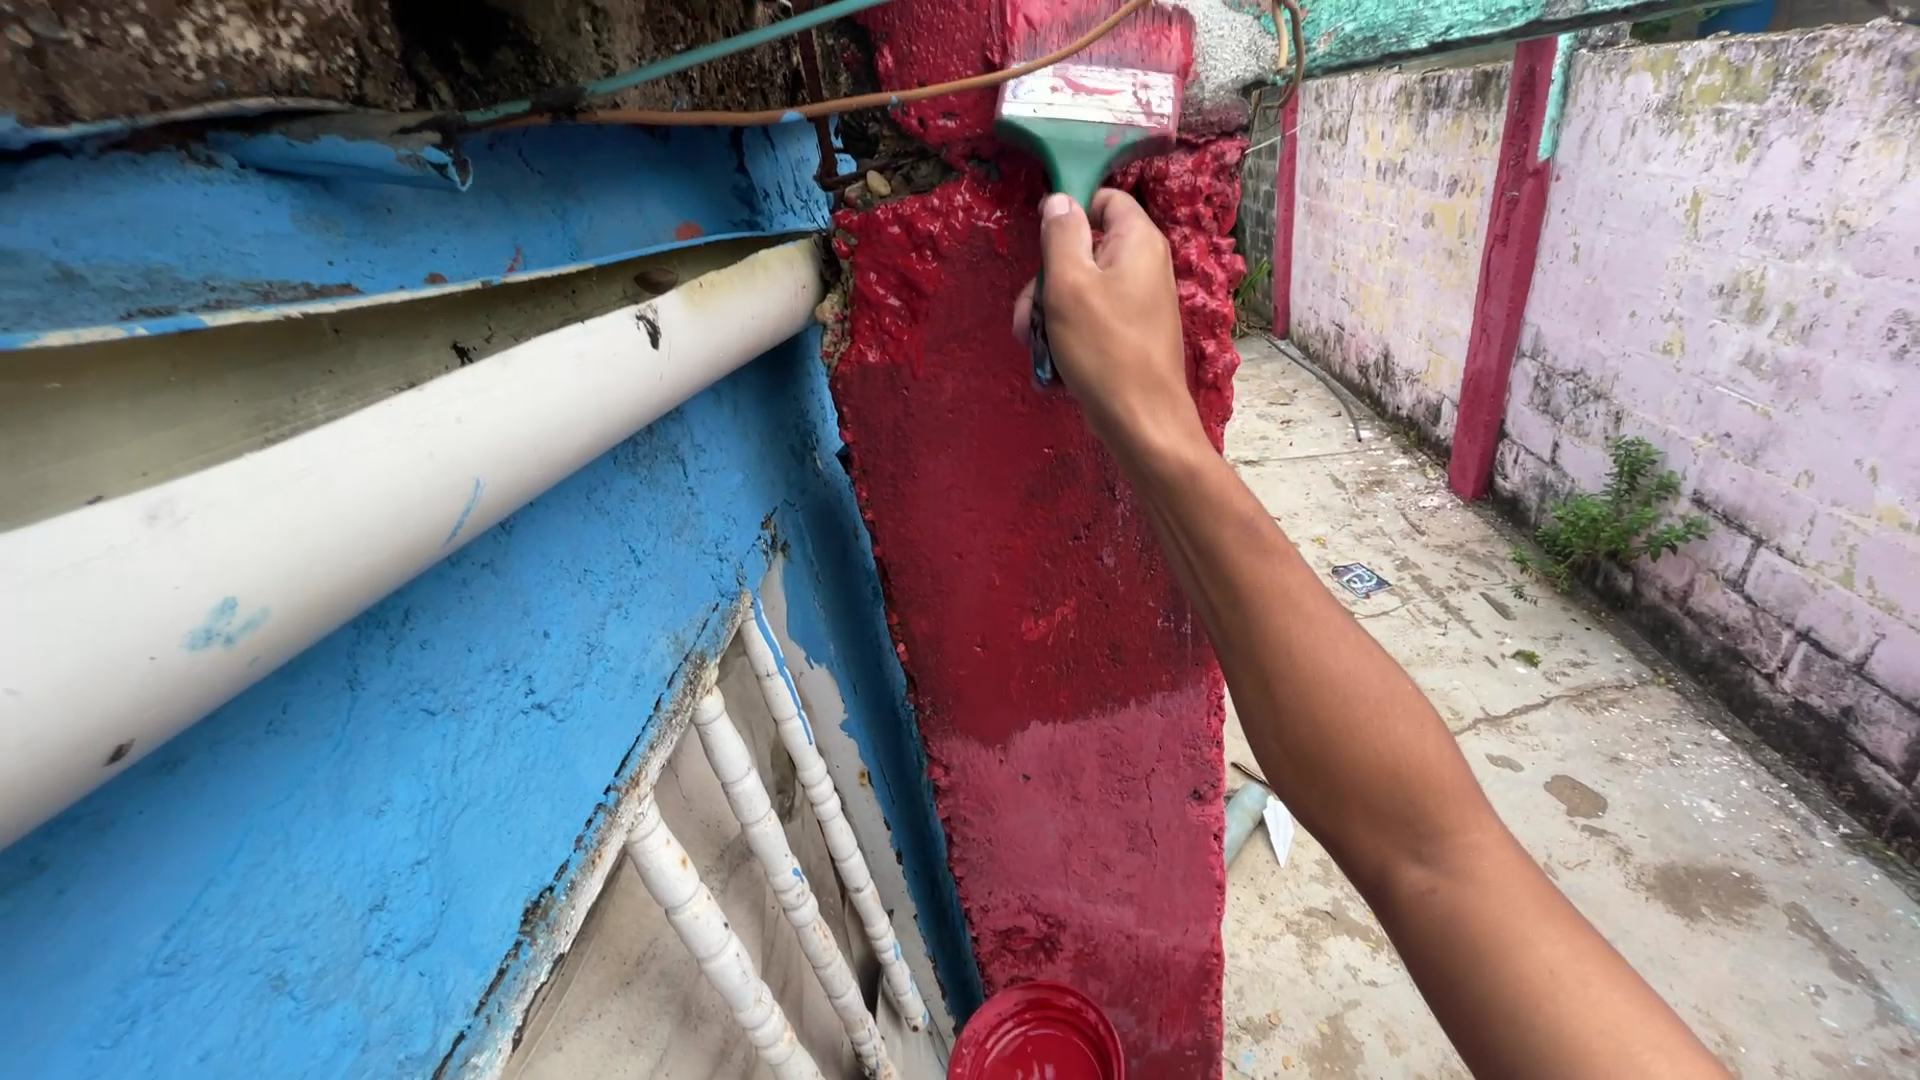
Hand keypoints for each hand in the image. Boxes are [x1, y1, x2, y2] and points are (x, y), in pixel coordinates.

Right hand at [1013, 190, 1204, 456]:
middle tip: (1028, 320)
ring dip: (1049, 317)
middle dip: (1046, 284)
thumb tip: (1059, 201)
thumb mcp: (1069, 285)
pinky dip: (1068, 338)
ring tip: (1036, 350)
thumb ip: (1061, 235)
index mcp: (1137, 241)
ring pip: (1079, 292)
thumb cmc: (1103, 347)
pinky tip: (1055, 365)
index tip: (1038, 246)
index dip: (1068, 216)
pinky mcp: (1129, 336)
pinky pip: (1090, 322)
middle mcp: (1143, 266)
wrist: (1140, 420)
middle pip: (1083, 253)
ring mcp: (1137, 304)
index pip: (1104, 200)